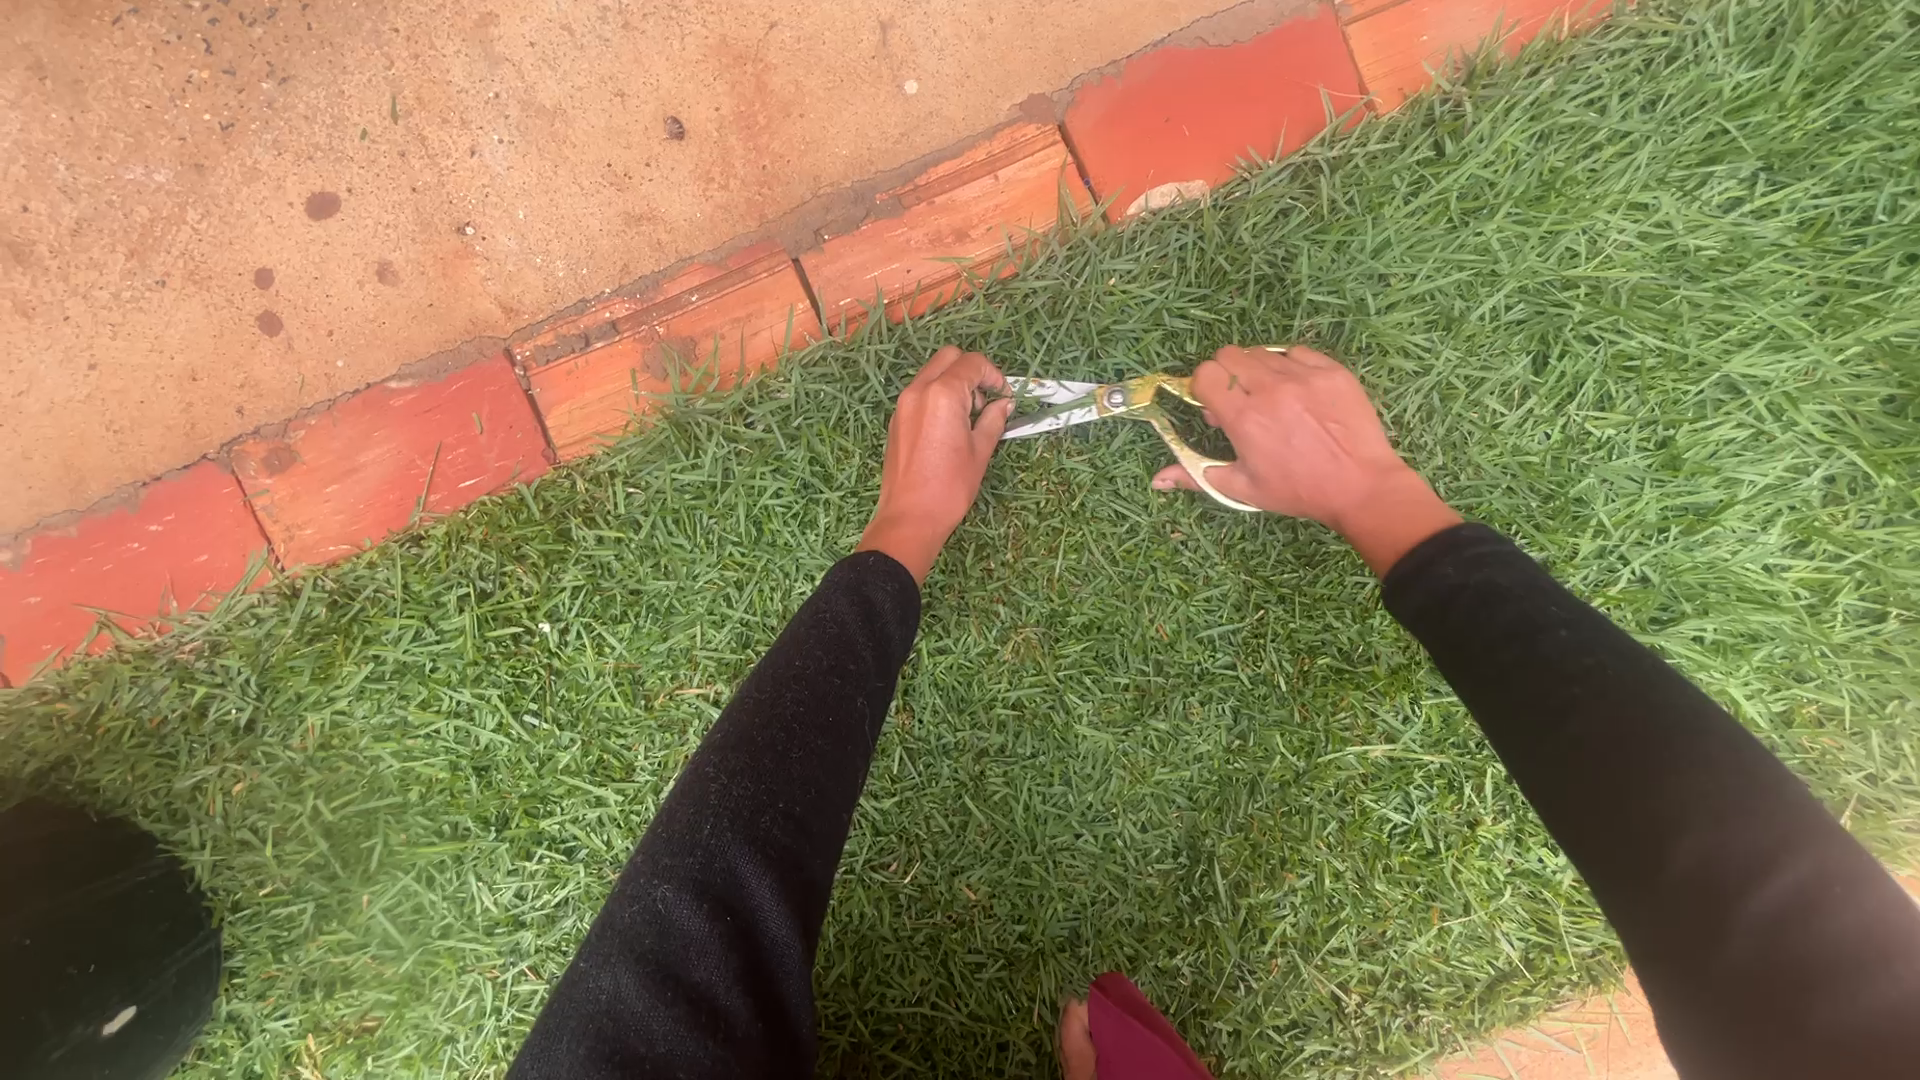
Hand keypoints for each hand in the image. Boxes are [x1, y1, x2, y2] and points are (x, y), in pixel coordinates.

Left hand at [856, 346, 1013, 582]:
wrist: (910, 517)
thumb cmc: (949, 487)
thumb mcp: (980, 451)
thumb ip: (993, 420)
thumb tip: (1004, 404)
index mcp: (943, 395)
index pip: (972, 364)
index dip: (994, 375)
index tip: (1004, 395)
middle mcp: (919, 391)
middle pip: (950, 358)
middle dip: (972, 372)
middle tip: (986, 401)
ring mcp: (903, 404)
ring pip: (933, 373)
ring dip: (954, 383)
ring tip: (968, 417)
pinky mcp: (896, 419)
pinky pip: (920, 392)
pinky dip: (938, 396)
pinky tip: (949, 426)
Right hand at [1152, 344, 1461, 574]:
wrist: (1360, 485)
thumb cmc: (1296, 490)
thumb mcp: (1242, 488)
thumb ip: (1195, 476)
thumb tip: (1157, 480)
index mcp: (1244, 418)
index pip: (1205, 374)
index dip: (1203, 387)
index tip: (1213, 405)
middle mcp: (1270, 390)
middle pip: (1228, 355)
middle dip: (1225, 374)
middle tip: (1238, 399)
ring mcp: (1303, 376)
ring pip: (1261, 352)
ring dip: (1255, 370)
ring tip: (1269, 397)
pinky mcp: (1331, 371)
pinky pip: (1296, 352)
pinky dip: (1288, 366)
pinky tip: (1295, 390)